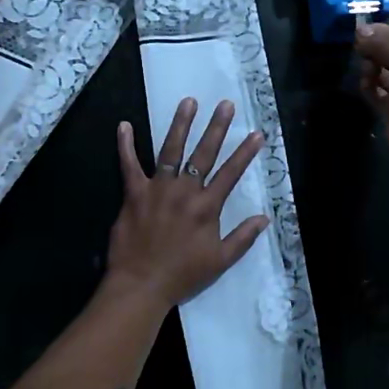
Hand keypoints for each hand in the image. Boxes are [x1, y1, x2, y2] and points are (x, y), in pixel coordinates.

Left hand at [102, 98, 269, 313]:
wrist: (140, 286)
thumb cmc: (183, 274)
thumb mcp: (221, 260)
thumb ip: (243, 237)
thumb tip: (264, 218)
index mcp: (207, 207)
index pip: (231, 173)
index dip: (245, 153)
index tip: (256, 134)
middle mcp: (184, 191)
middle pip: (203, 154)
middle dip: (216, 128)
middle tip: (225, 105)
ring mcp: (157, 190)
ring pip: (170, 151)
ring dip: (180, 125)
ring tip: (188, 102)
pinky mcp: (133, 195)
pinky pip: (128, 166)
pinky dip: (126, 145)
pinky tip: (125, 125)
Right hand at [354, 23, 388, 150]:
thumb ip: (382, 44)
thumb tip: (360, 31)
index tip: (363, 30)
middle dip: (379, 51)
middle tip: (358, 47)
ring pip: (388, 75)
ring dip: (374, 68)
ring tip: (365, 68)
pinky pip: (381, 94)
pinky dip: (372, 88)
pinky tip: (364, 83)